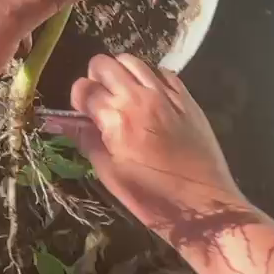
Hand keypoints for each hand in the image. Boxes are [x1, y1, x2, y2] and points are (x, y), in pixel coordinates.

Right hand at [45, 54, 247, 232]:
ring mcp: (165, 96)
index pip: (83, 88)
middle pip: (103, 63)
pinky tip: (151, 95)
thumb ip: (86, 140)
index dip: (79, 98)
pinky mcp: (187, 99)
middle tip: (102, 99)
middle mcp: (138, 99)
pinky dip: (150, 77)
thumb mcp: (111, 175)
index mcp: (116, 120)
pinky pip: (162, 72)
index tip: (84, 112)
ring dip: (121, 72)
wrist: (208, 212)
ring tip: (125, 93)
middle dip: (96, 78)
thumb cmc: (154, 199)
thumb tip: (66, 121)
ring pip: (132, 61)